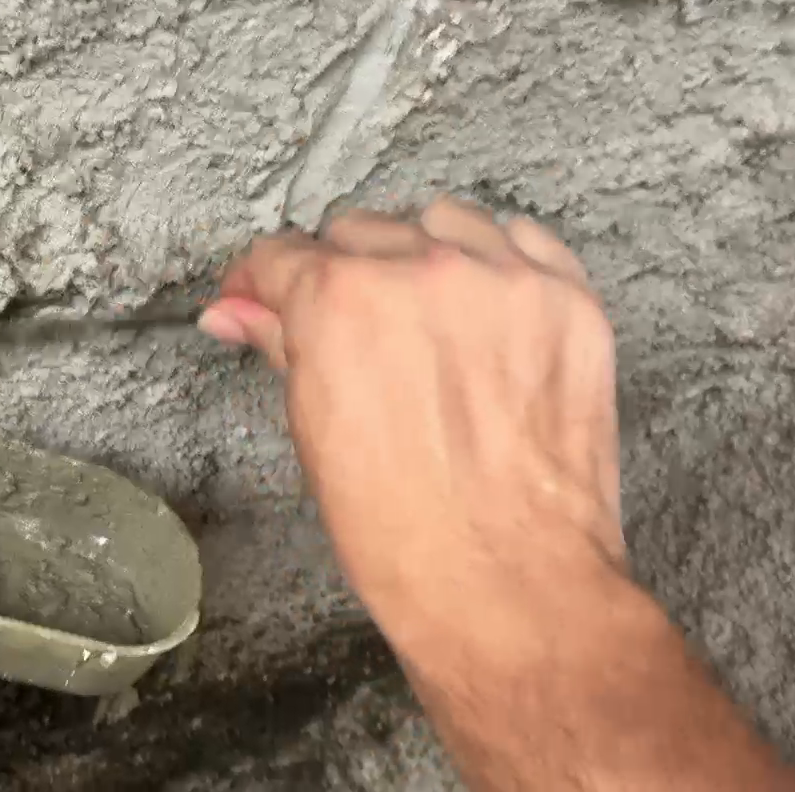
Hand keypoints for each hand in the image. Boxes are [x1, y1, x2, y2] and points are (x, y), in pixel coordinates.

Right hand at [197, 199, 624, 667]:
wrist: (502, 577)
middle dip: (333, 271)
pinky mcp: (567, 300)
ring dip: (411, 252)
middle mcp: (417, 270)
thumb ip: (272, 339)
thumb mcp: (309, 416)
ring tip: (413, 308)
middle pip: (352, 229)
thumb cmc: (390, 514)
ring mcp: (500, 280)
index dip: (256, 281)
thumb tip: (226, 311)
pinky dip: (489, 257)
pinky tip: (474, 301)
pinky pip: (518, 236)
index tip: (255, 298)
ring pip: (434, 218)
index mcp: (336, 298)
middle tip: (339, 323)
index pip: (278, 254)